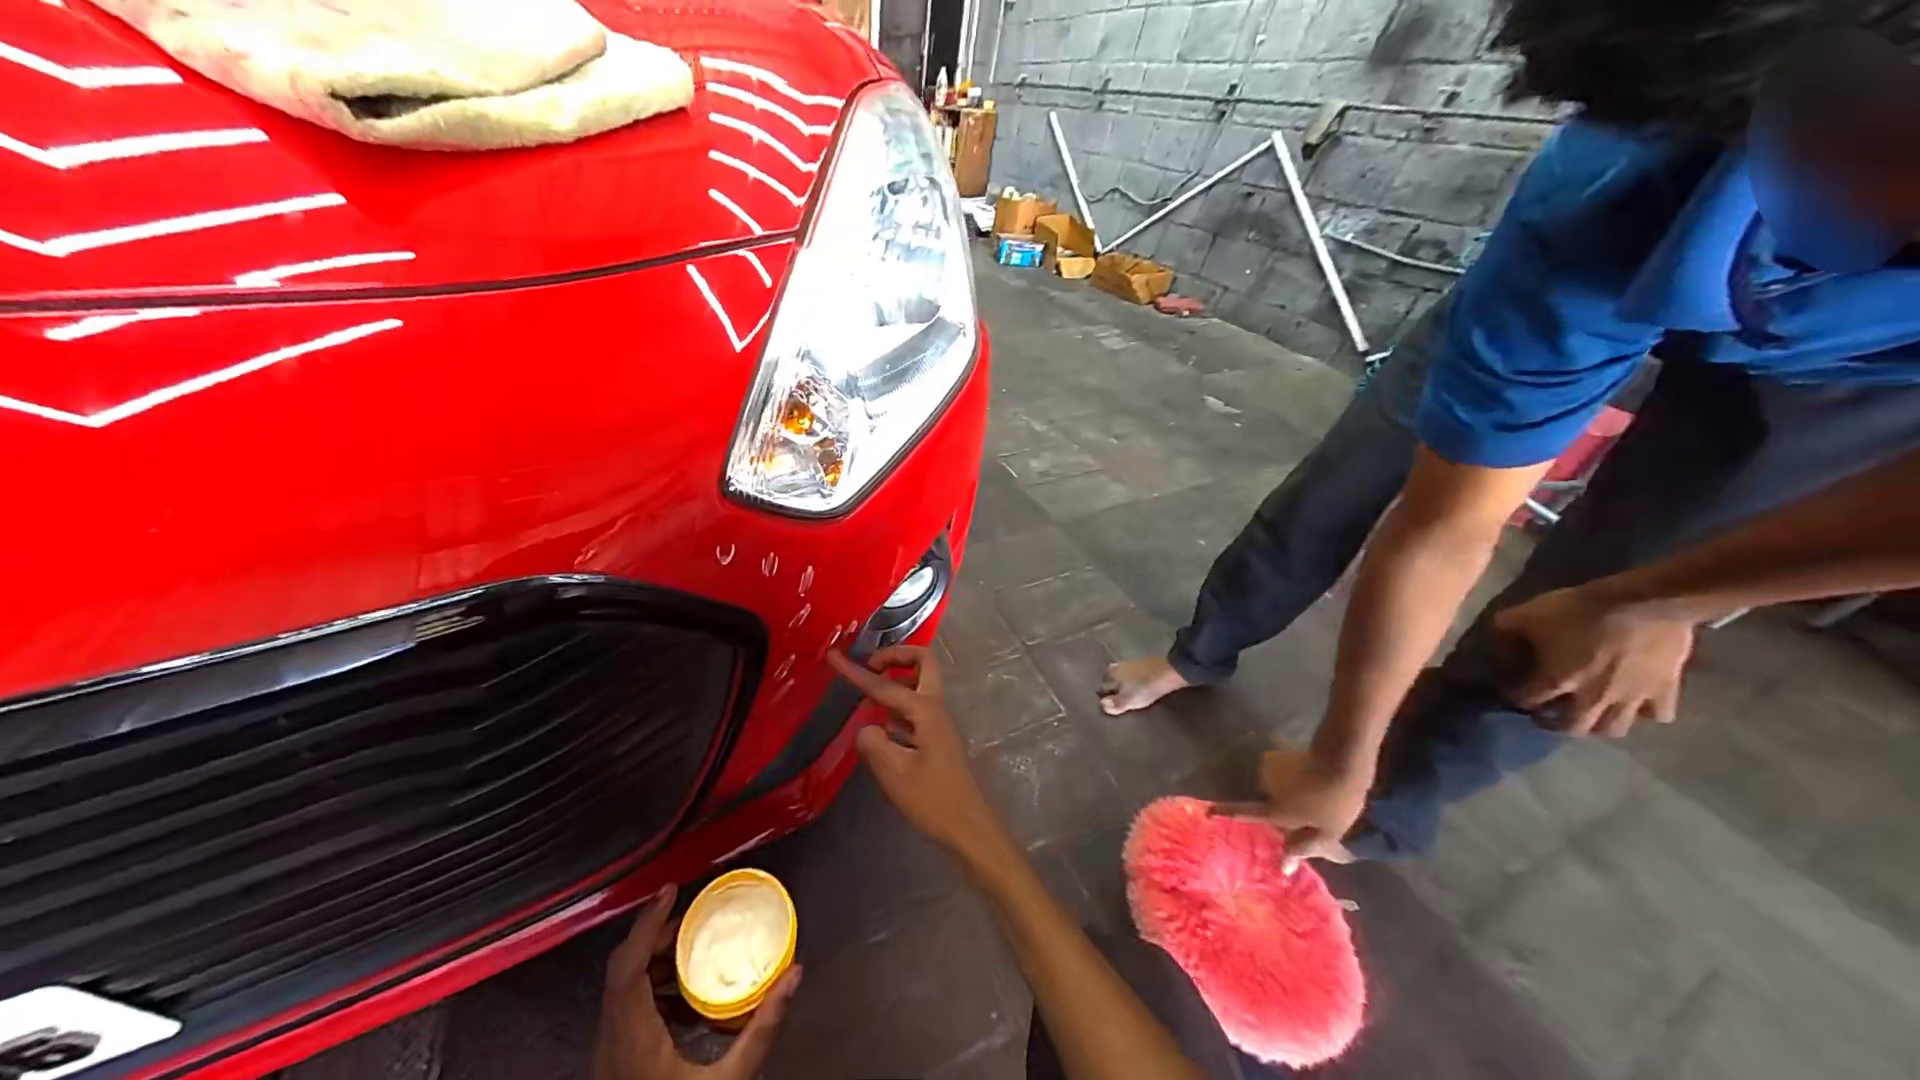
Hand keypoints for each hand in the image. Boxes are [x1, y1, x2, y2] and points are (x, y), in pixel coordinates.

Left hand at [593, 885, 800, 1079]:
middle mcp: (612, 1040)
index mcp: (633, 1038)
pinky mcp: (613, 1062)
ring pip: (620, 988)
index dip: (647, 923)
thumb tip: (795, 975)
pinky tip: (684, 998)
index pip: (628, 965)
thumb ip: (762, 1030)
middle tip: (692, 916)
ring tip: (692, 949)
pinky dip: (651, 987)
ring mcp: (608, 1053)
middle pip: (622, 969)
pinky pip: (625, 1007)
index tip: (671, 890)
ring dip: (652, 960)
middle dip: (656, 934)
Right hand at [827, 647, 1009, 866]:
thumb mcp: (893, 772)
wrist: (968, 826)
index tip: (833, 656)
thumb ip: (872, 742)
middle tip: (869, 666)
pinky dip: (897, 704)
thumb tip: (867, 728)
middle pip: (922, 663)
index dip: (856, 672)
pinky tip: (881, 724)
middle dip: (895, 656)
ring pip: (920, 684)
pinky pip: (915, 707)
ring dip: (897, 678)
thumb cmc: (932, 799)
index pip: (884, 685)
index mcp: (925, 711)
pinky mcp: (936, 738)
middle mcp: (935, 709)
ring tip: (868, 692)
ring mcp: (938, 723)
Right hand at [1219, 746, 1371, 873]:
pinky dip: (1292, 776)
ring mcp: (1269, 770)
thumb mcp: (1326, 834)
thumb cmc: (1335, 802)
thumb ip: (1302, 849)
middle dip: (1285, 807)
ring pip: (1277, 787)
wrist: (1340, 760)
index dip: (1225, 813)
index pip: (1244, 814)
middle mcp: (1266, 790)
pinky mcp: (1277, 756)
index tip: (1208, 812)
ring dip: (1290, 791)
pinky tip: (1312, 776)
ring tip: (1316, 793)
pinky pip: (1281, 772)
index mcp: (1275, 811)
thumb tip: (1283, 869)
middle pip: (1270, 802)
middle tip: (1311, 812)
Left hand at [1494, 585, 1693, 737]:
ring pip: (1614, 729)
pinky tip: (1636, 705)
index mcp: (1556, 680)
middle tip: (1546, 717)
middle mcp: (1593, 698)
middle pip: (1572, 727)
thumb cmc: (1579, 609)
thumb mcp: (1525, 614)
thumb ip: (1504, 633)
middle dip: (1554, 724)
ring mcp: (1632, 698)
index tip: (1512, 692)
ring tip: (1588, 717)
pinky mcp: (1666, 691)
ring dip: (1597, 727)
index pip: (1527, 701)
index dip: (1515, 697)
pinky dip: (1645, 714)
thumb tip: (1495, 647)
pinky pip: (1658, 715)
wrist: (1644, 602)